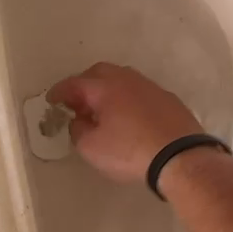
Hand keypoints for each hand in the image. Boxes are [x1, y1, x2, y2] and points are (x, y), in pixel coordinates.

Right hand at [46, 62, 205, 183]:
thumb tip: (79, 120)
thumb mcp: (91, 148)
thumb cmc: (130, 152)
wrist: (181, 158)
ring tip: (104, 111)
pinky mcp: (169, 100)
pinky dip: (128, 100)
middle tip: (78, 104)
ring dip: (108, 91)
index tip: (51, 101)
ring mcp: (151, 88)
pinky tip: (130, 118)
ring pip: (123, 80)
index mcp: (104, 87)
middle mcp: (127, 80)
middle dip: (85, 85)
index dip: (59, 92)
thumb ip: (78, 130)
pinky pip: (140, 93)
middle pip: (100, 73)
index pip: (74, 83)